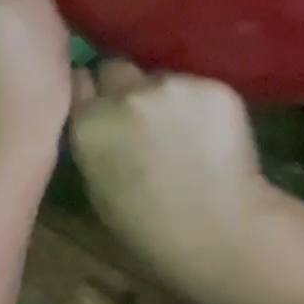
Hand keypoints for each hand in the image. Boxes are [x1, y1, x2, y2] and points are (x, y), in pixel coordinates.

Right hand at [68, 60, 289, 303]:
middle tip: (146, 115)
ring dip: (169, 97)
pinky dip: (204, 105)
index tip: (104, 103)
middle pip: (118, 68)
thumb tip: (101, 122)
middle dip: (127, 86)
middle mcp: (126, 94)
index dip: (94, 92)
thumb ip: (95, 143)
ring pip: (163, 78)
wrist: (222, 234)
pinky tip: (214, 135)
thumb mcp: (101, 190)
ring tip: (187, 133)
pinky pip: (200, 87)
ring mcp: (171, 85)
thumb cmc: (153, 232)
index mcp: (90, 124)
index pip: (81, 80)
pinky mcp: (212, 86)